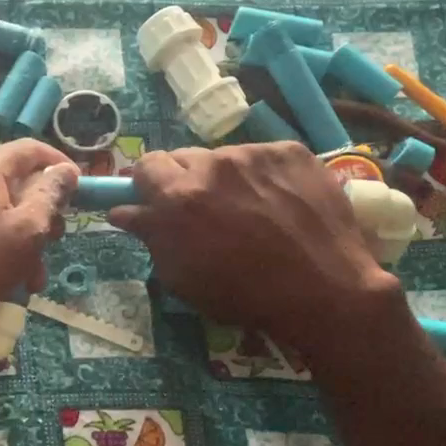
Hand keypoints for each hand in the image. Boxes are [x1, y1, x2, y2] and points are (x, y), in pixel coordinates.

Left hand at [0, 140, 77, 340]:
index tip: (80, 188)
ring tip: (35, 280)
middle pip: (18, 187)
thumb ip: (49, 196)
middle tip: (57, 239)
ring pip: (5, 220)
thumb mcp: (26, 230)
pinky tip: (13, 287)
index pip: (29, 149)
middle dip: (44, 215)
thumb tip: (65, 170)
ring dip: (28, 247)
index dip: (59, 163)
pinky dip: (6, 257)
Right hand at [108, 144, 404, 362]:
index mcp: (178, 197)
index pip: (145, 166)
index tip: (154, 200)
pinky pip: (262, 157)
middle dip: (183, 180)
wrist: (321, 289)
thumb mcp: (180, 275)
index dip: (147, 184)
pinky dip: (260, 177)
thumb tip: (124, 211)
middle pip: (182, 157)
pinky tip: (276, 205)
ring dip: (223, 179)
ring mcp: (255, 153)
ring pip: (224, 158)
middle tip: (199, 211)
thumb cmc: (240, 294)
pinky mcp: (292, 151)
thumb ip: (150, 236)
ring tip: (246, 212)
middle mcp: (213, 164)